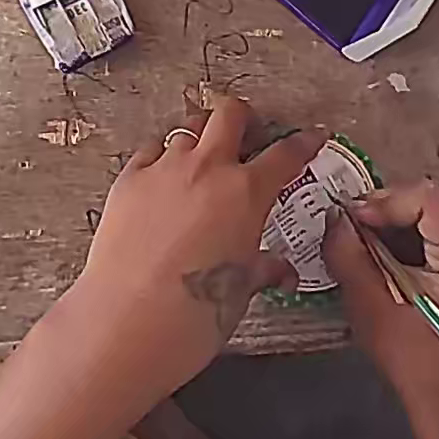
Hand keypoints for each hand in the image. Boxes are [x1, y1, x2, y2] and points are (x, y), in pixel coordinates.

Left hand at [70, 99, 324, 391]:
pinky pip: (152, 151)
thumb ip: (262, 268)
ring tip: (202, 160)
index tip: (311, 136)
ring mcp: (166, 169)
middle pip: (230, 114)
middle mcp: (208, 168)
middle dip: (243, 118)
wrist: (127, 324)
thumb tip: (279, 271)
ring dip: (202, 139)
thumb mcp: (241, 289)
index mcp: (246, 192)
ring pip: (189, 128)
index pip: (286, 154)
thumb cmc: (193, 315)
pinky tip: (163, 178)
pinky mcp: (130, 179)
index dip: (303, 142)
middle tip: (247, 136)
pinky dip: (163, 157)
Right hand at [324, 180, 438, 384]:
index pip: (427, 199)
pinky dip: (391, 235)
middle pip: (423, 201)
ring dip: (383, 222)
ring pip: (418, 212)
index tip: (354, 218)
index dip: (386, 202)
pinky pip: (419, 230)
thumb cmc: (409, 356)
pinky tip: (370, 252)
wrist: (437, 395)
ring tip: (355, 239)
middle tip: (348, 225)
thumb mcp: (370, 305)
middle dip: (380, 210)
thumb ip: (348, 255)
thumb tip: (334, 216)